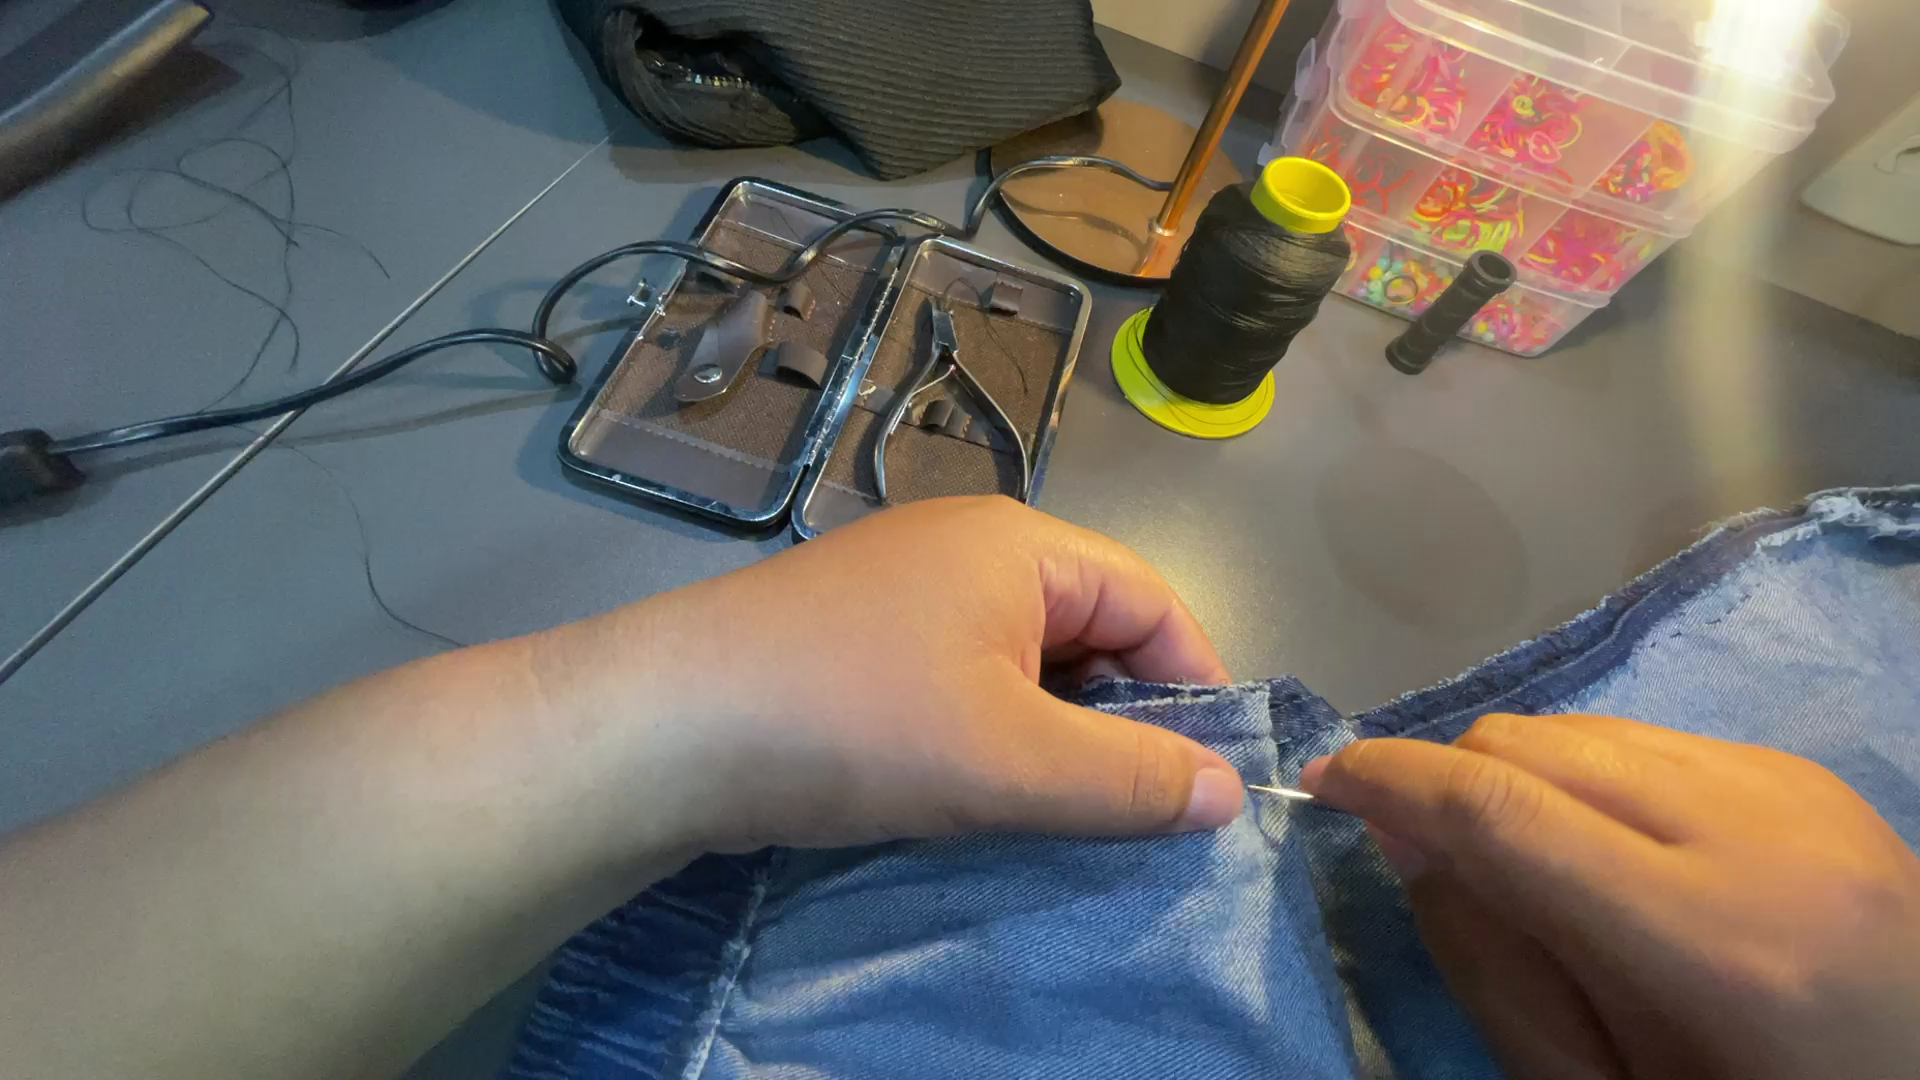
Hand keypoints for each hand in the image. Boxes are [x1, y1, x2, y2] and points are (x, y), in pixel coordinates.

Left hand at [531, 496, 1242, 853]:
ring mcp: (913, 584)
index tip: (1212, 771)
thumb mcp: (1011, 758)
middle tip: (1139, 799)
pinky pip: (969, 666)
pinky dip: (999, 719)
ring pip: (1028, 651)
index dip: (1195, 679)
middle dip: (1126, 708)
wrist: (667, 725)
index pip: (1151, 597)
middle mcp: (971, 545)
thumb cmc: (856, 720)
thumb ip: (1130, 777)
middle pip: (1091, 620)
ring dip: (1059, 721)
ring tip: (1066, 798)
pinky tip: (990, 774)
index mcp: (1021, 544)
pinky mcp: (870, 629)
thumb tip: (1228, 791)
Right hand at [1301, 715, 1919, 1079]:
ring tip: (1512, 839)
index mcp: (1716, 948)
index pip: (1493, 808)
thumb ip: (1479, 953)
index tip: (1322, 780)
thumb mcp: (1586, 1079)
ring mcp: (1793, 794)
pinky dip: (1569, 769)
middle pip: (1518, 745)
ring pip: (1565, 728)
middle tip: (1413, 832)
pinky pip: (1626, 734)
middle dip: (1436, 775)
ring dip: (1500, 770)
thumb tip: (1401, 832)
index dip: (1384, 778)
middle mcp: (1762, 839)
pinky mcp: (1803, 776)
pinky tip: (1596, 831)